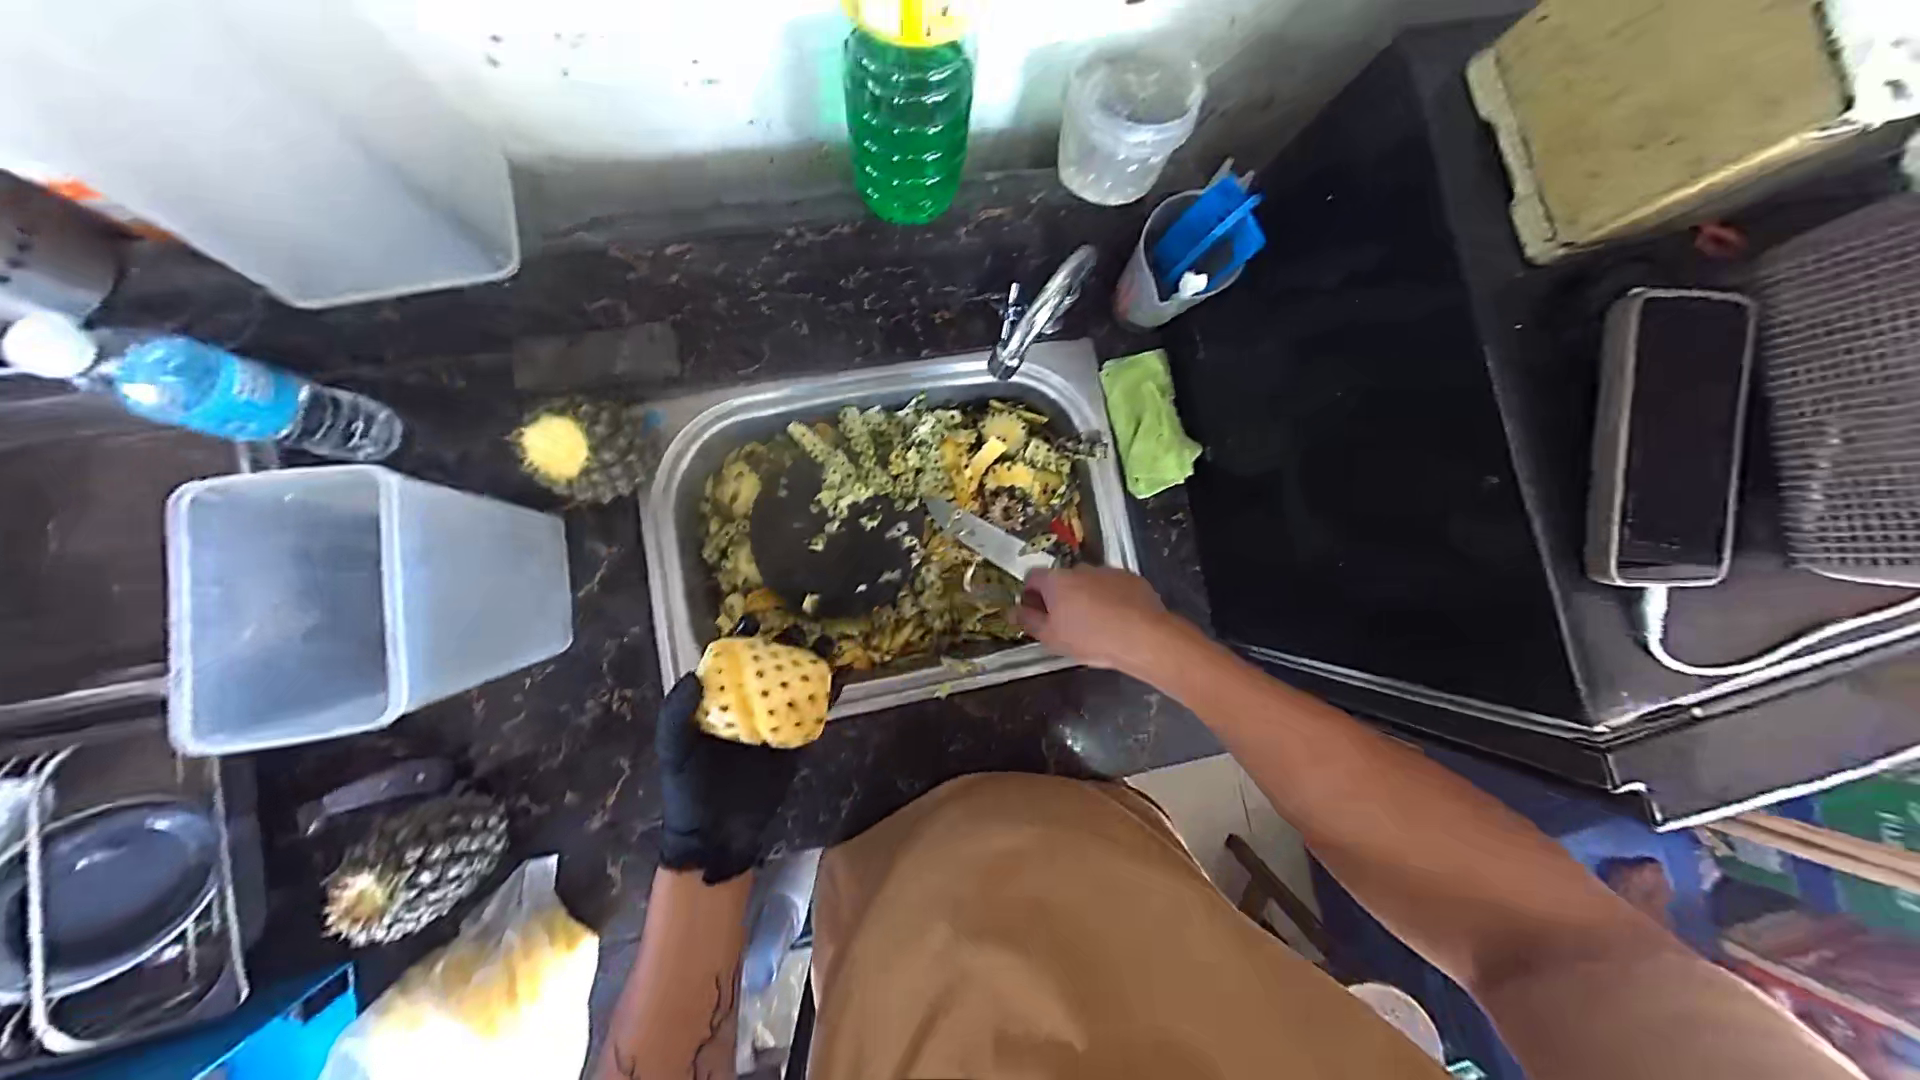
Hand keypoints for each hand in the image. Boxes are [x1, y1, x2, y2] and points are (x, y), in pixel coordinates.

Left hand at [656, 625, 835, 883]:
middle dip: (786, 644)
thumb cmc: (689, 790)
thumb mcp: (676, 752)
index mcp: (718, 702)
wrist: (718, 835)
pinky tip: (844, 675)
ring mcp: (775, 721)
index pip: (732, 662)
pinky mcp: (797, 739)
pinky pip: (815, 712)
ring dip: (812, 662)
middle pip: (770, 666)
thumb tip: (694, 676)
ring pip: (796, 684)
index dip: (743, 638)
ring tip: (828, 641)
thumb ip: (678, 715)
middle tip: (802, 624)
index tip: (754, 617)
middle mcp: (748, 704)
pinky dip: (830, 693)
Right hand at [1015, 566, 1181, 673]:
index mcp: (1055, 580)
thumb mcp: (1051, 637)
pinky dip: (1110, 598)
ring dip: (1086, 597)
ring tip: (1095, 624)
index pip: (1032, 577)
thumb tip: (1013, 611)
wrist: (1143, 636)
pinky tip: (1117, 619)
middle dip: (1060, 597)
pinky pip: (1112, 586)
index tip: (1037, 614)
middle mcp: (1080, 568)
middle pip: (1061, 580)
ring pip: (1088, 582)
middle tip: (1066, 623)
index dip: (1030, 595)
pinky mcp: (1131, 578)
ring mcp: (1108, 571)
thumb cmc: (1089, 638)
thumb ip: (1029, 621)